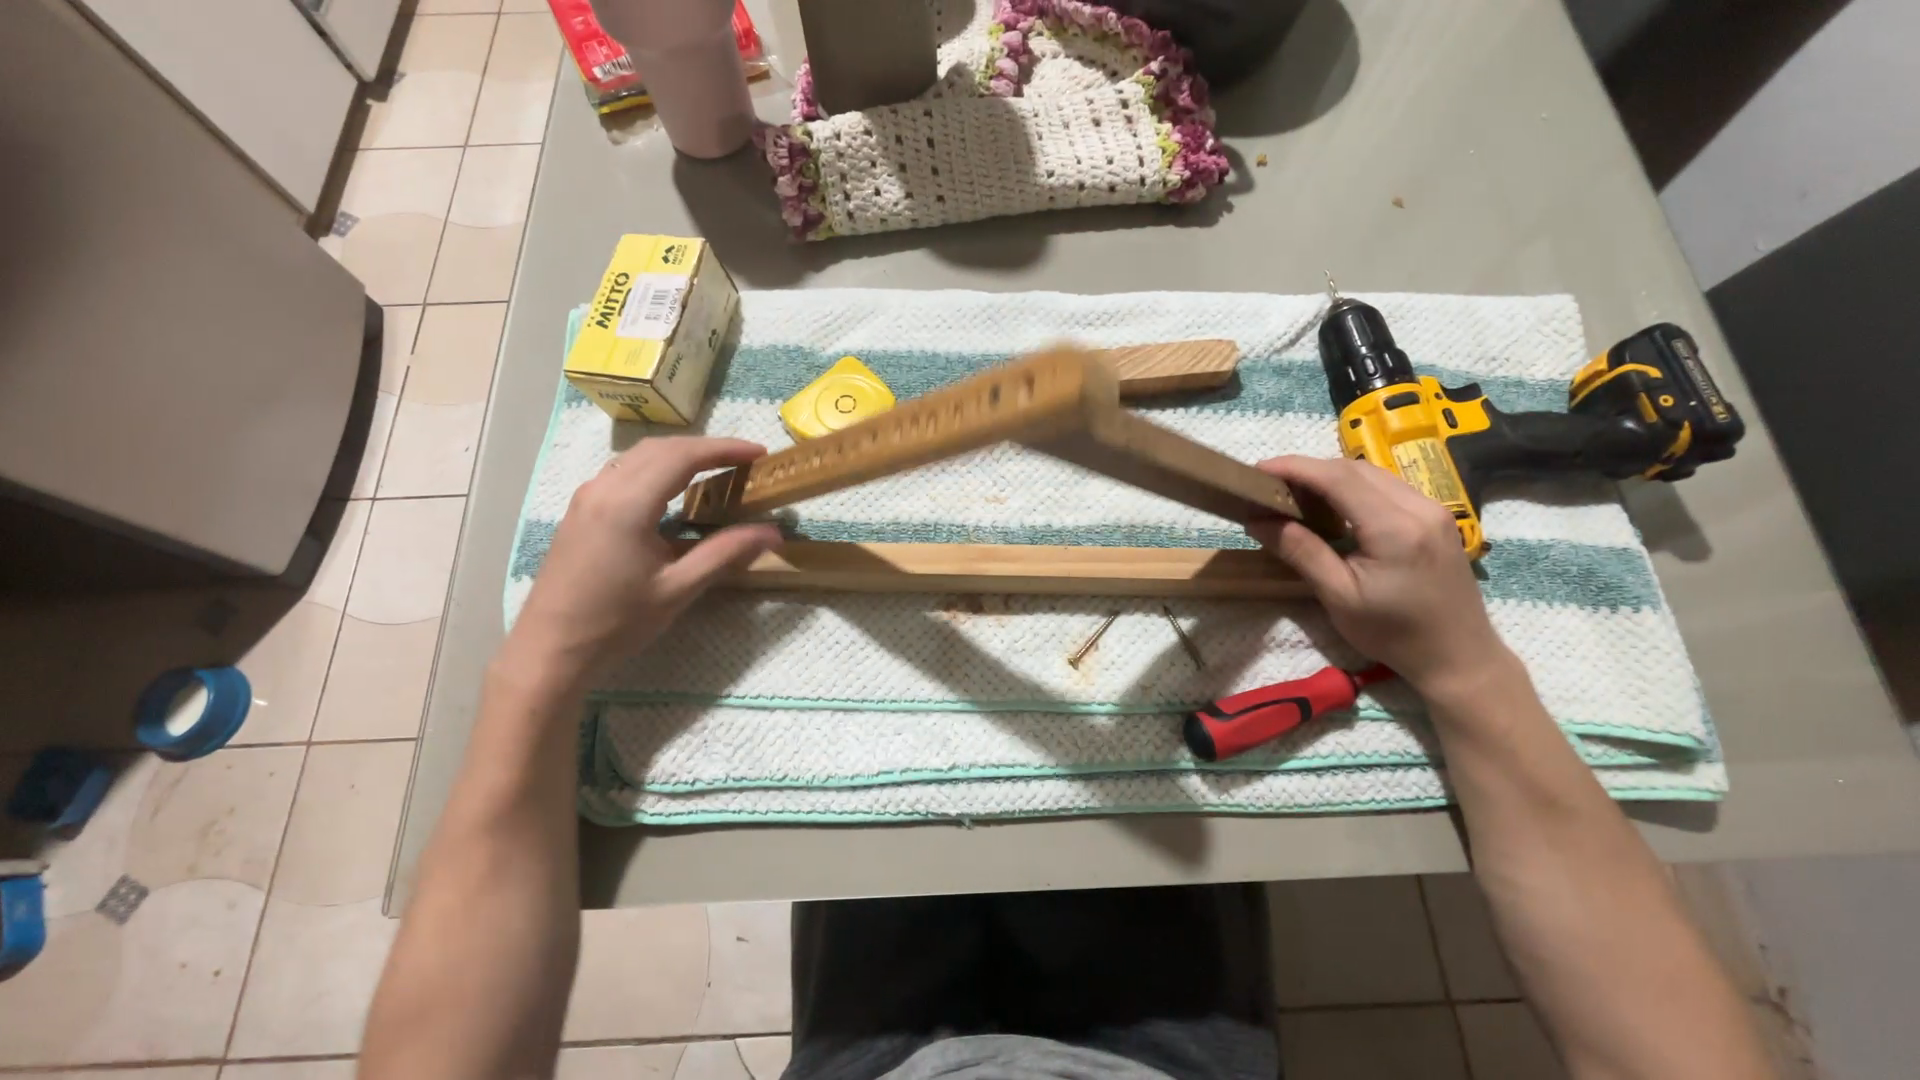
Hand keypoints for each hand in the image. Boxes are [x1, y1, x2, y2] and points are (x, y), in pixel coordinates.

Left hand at [499, 437, 781, 690]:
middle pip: (661, 448)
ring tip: (715, 470)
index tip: (759, 453)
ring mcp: (587, 497)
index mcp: (628, 504)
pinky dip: (656, 469)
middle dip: (705, 448)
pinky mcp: (580, 510)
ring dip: (679, 455)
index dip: (725, 449)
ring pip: (639, 456)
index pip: (683, 456)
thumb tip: (772, 532)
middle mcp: (604, 488)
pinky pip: (623, 472)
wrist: (550, 650)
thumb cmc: (616, 623)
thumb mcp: (677, 589)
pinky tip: (673, 492)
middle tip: (743, 461)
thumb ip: (725, 553)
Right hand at [1247, 455, 1510, 697]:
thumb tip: (1258, 520)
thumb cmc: (1394, 634)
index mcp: (1395, 528)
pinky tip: (1333, 505)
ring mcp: (1433, 509)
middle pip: (1355, 469)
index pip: (1338, 478)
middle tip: (1271, 485)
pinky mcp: (1436, 516)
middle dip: (1309, 470)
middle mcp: (1419, 507)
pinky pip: (1387, 487)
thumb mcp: (1339, 597)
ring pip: (1373, 474)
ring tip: (1295, 494)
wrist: (1458, 656)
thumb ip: (1301, 552)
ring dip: (1331, 477)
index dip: (1295, 467)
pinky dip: (1354, 488)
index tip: (1258, 471)